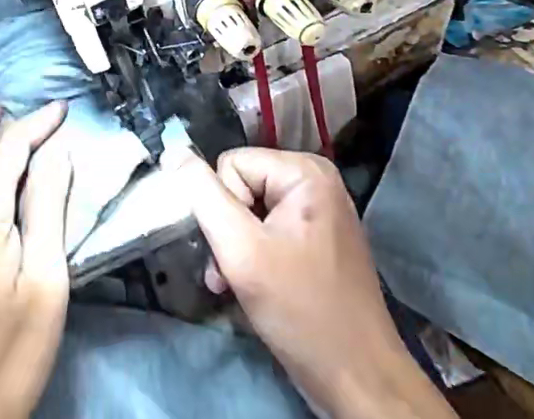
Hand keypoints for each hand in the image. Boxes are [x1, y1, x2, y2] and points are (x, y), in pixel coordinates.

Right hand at [169, 147, 455, 418]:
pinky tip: (253, 284)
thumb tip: (174, 152)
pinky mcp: (318, 236)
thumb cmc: (301, 311)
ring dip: (235, 247)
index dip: (222, 207)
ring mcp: (319, 209)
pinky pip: (268, 227)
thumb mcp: (240, 249)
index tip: (238, 250)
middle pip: (238, 185)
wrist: (359, 381)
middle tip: (229, 272)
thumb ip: (202, 195)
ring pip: (248, 209)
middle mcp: (314, 179)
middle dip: (227, 230)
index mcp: (304, 171)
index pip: (229, 164)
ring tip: (235, 283)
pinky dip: (254, 255)